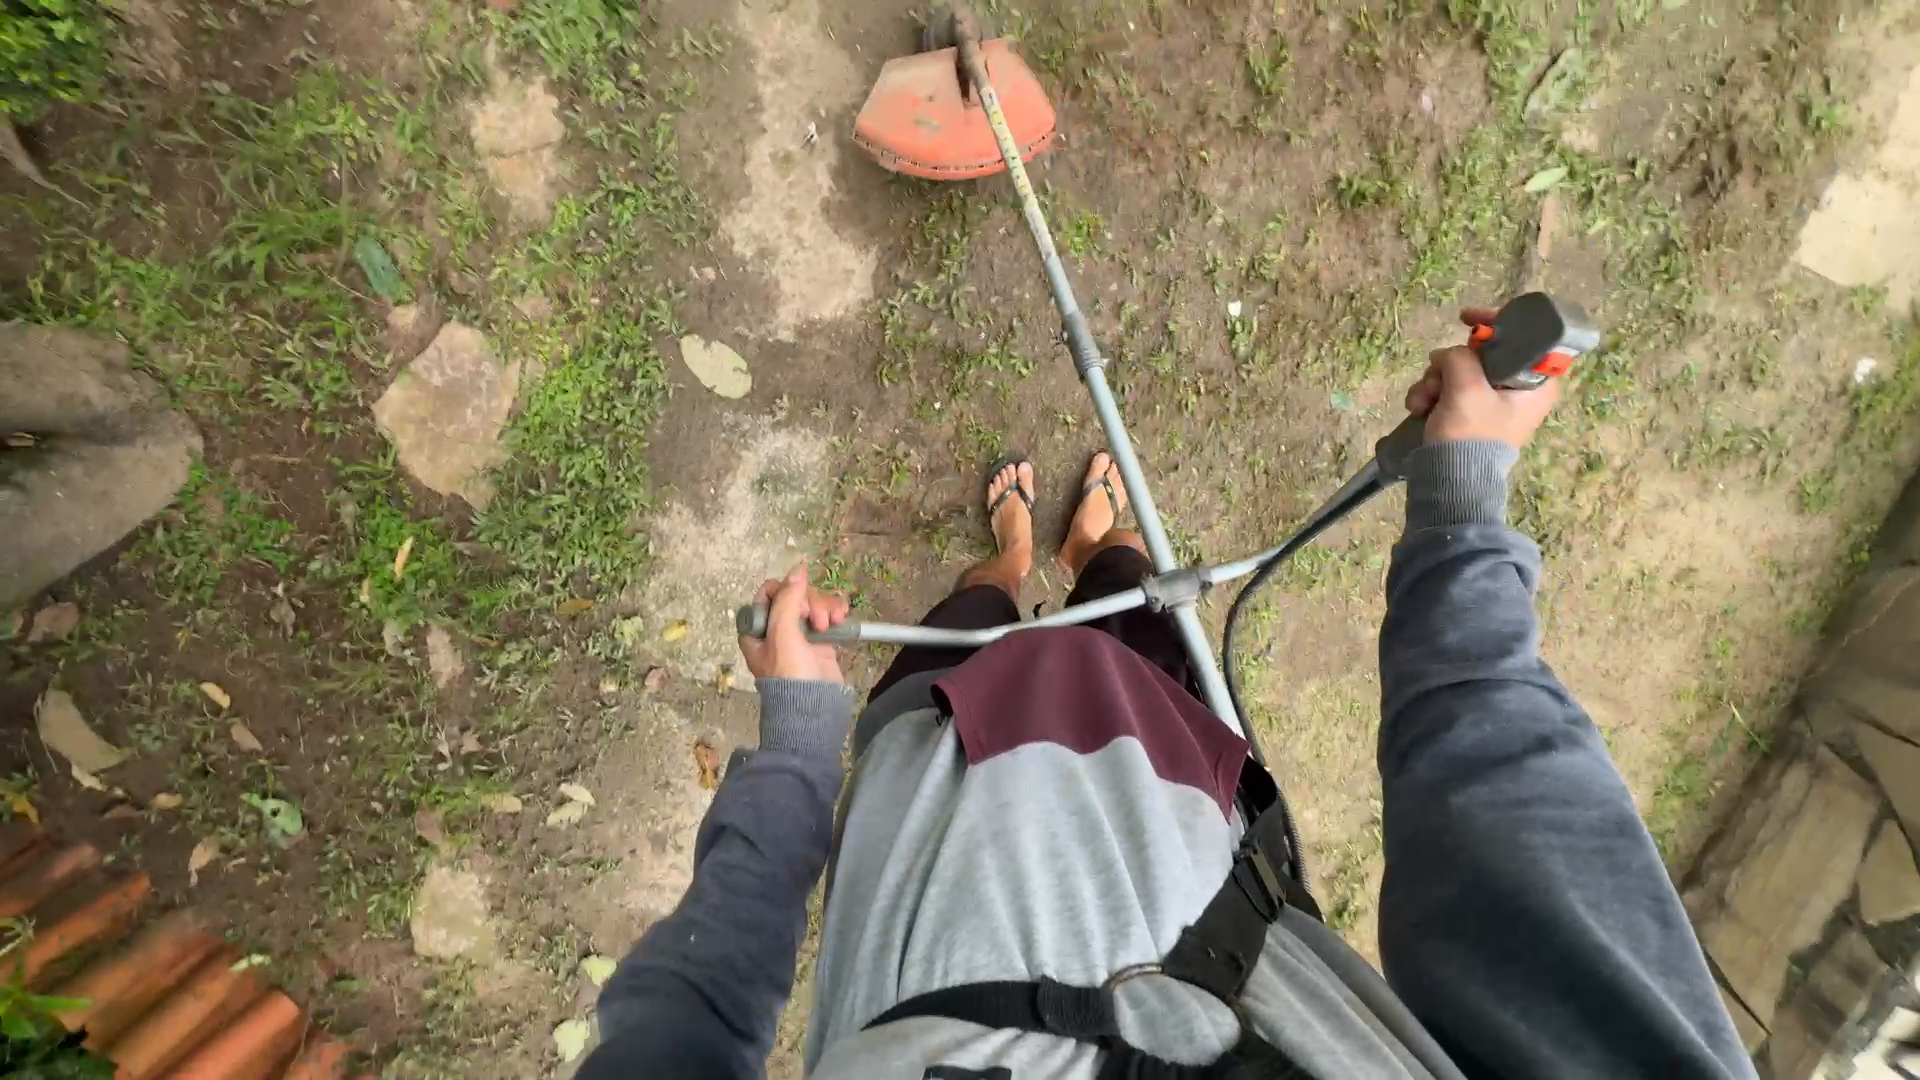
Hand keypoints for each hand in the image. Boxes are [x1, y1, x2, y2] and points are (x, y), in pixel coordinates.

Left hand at [738, 562, 850, 683]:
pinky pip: (827, 614)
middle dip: (811, 602)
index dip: (786, 593)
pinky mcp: (819, 639)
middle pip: (795, 595)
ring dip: (825, 607)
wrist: (813, 707)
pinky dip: (835, 612)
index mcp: (757, 627)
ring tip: (834, 621)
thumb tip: (798, 569)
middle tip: (818, 620)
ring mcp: (799, 633)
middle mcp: (776, 628)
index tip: (799, 607)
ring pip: (813, 603)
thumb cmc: (790, 672)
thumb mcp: (782, 634)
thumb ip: (788, 600)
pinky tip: (842, 617)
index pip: (769, 592)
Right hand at [1404, 307, 1560, 449]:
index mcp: (1535, 383)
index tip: (1465, 318)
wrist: (1450, 481)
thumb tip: (1445, 354)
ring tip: (1421, 403)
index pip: (1524, 338)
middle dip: (1448, 365)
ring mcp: (1489, 404)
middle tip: (1434, 378)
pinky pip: (1445, 392)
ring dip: (1431, 383)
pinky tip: (1418, 410)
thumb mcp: (1466, 390)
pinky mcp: (1466, 415)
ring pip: (1456, 373)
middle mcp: (1516, 390)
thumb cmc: (1469, 435)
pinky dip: (1428, 397)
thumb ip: (1459, 359)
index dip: (1495, 323)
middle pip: (1480, 356)